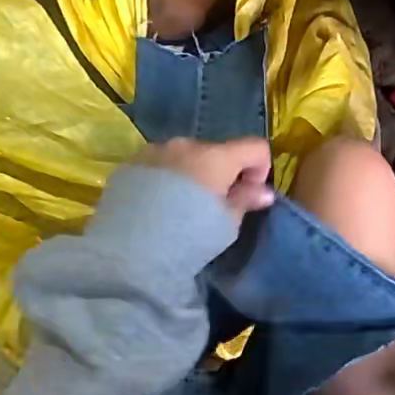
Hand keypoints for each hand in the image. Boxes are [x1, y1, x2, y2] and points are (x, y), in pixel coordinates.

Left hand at [138, 138, 275, 222]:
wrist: (130, 250)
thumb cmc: (190, 235)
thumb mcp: (226, 223)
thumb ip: (246, 200)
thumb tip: (264, 191)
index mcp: (216, 156)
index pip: (255, 147)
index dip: (260, 169)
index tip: (249, 195)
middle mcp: (186, 144)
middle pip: (218, 152)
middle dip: (223, 174)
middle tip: (215, 207)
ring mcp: (155, 150)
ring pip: (187, 157)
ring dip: (194, 175)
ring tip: (182, 208)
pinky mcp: (131, 164)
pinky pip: (161, 165)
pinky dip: (168, 178)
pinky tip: (159, 206)